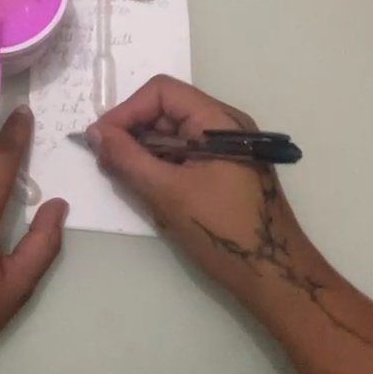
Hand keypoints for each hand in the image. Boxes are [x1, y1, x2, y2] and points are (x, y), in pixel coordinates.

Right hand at [87, 75, 312, 296]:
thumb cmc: (225, 232)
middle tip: (107, 161)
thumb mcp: (167, 193)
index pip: (161, 92)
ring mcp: (225, 148)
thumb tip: (95, 132)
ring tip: (125, 178)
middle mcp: (223, 126)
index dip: (126, 110)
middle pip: (165, 109)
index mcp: (217, 121)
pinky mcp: (223, 169)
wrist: (277, 281)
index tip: (102, 140)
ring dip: (143, 152)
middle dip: (132, 132)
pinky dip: (159, 166)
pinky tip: (148, 190)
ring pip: (171, 133)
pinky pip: (182, 154)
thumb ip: (126, 158)